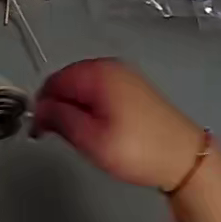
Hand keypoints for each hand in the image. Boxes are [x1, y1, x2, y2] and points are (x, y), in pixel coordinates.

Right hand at [31, 58, 206, 191]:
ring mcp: (124, 74)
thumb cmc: (135, 149)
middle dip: (58, 106)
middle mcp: (111, 65)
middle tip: (59, 138)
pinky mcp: (133, 87)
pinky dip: (90, 106)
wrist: (182, 155)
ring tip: (80, 138)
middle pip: (69, 80)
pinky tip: (98, 129)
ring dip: (74, 108)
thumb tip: (40, 107)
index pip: (55, 79)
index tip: (39, 133)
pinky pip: (100, 90)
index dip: (42, 105)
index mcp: (98, 72)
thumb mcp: (91, 139)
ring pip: (84, 86)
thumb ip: (61, 119)